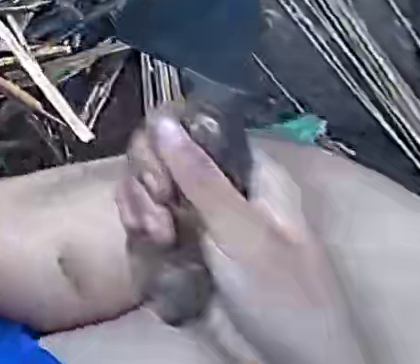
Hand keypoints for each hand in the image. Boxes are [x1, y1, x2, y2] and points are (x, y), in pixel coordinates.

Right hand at [119, 114, 366, 363]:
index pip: (191, 123)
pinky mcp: (174, 239)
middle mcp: (217, 183)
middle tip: (158, 205)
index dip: (165, 134)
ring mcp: (193, 212)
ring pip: (142, 180)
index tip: (161, 166)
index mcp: (246, 170)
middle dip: (147, 175)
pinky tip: (148, 243)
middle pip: (157, 148)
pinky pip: (138, 213)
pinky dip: (135, 224)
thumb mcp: (244, 234)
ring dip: (139, 205)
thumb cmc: (284, 300)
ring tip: (158, 238)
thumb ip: (200, 176)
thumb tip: (162, 118)